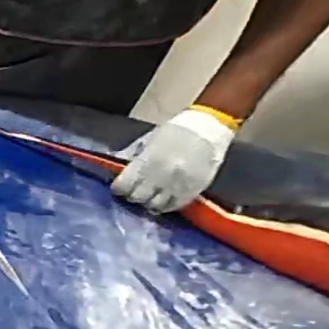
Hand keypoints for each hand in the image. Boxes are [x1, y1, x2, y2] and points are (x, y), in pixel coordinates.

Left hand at [112, 105, 239, 212]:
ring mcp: (178, 184)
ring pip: (155, 205)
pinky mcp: (195, 188)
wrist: (212, 123)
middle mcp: (160, 176)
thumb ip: (132, 159)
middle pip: (137, 198)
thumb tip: (116, 171)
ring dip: (150, 202)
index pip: (122, 187)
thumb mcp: (147, 141)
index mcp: (146, 163)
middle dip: (134, 195)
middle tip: (137, 191)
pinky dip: (167, 205)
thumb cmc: (175, 131)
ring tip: (152, 195)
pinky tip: (165, 199)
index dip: (120, 188)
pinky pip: (175, 205)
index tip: (122, 186)